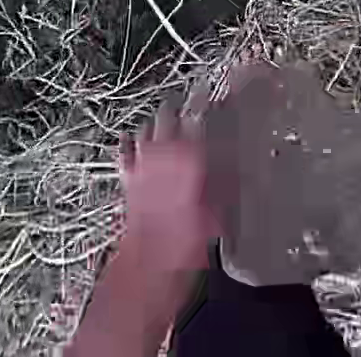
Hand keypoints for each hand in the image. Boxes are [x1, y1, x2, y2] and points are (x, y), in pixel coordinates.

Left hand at [116, 101, 214, 272]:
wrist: (152, 263)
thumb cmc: (188, 239)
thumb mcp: (218, 209)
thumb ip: (224, 181)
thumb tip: (236, 170)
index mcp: (190, 153)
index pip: (198, 114)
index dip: (204, 103)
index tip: (210, 97)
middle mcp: (163, 150)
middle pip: (168, 113)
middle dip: (177, 106)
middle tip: (186, 102)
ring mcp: (142, 161)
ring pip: (146, 127)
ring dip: (155, 122)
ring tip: (163, 118)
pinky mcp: (127, 176)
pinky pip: (124, 150)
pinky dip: (128, 141)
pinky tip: (129, 138)